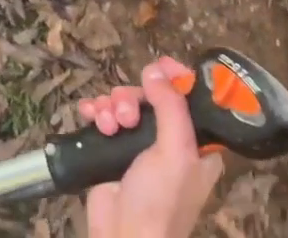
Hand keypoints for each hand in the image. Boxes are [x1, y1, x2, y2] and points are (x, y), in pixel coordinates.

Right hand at [79, 57, 224, 237]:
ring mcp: (139, 146)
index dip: (177, 80)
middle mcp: (169, 142)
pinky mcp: (112, 149)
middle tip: (125, 115)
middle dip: (132, 98)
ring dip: (110, 106)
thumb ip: (171, 109)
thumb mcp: (175, 154)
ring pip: (123, 104)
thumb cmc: (160, 199)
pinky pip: (102, 115)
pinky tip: (91, 118)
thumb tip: (157, 70)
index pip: (191, 101)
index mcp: (197, 145)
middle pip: (150, 98)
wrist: (124, 235)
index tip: (158, 66)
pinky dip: (95, 111)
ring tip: (106, 124)